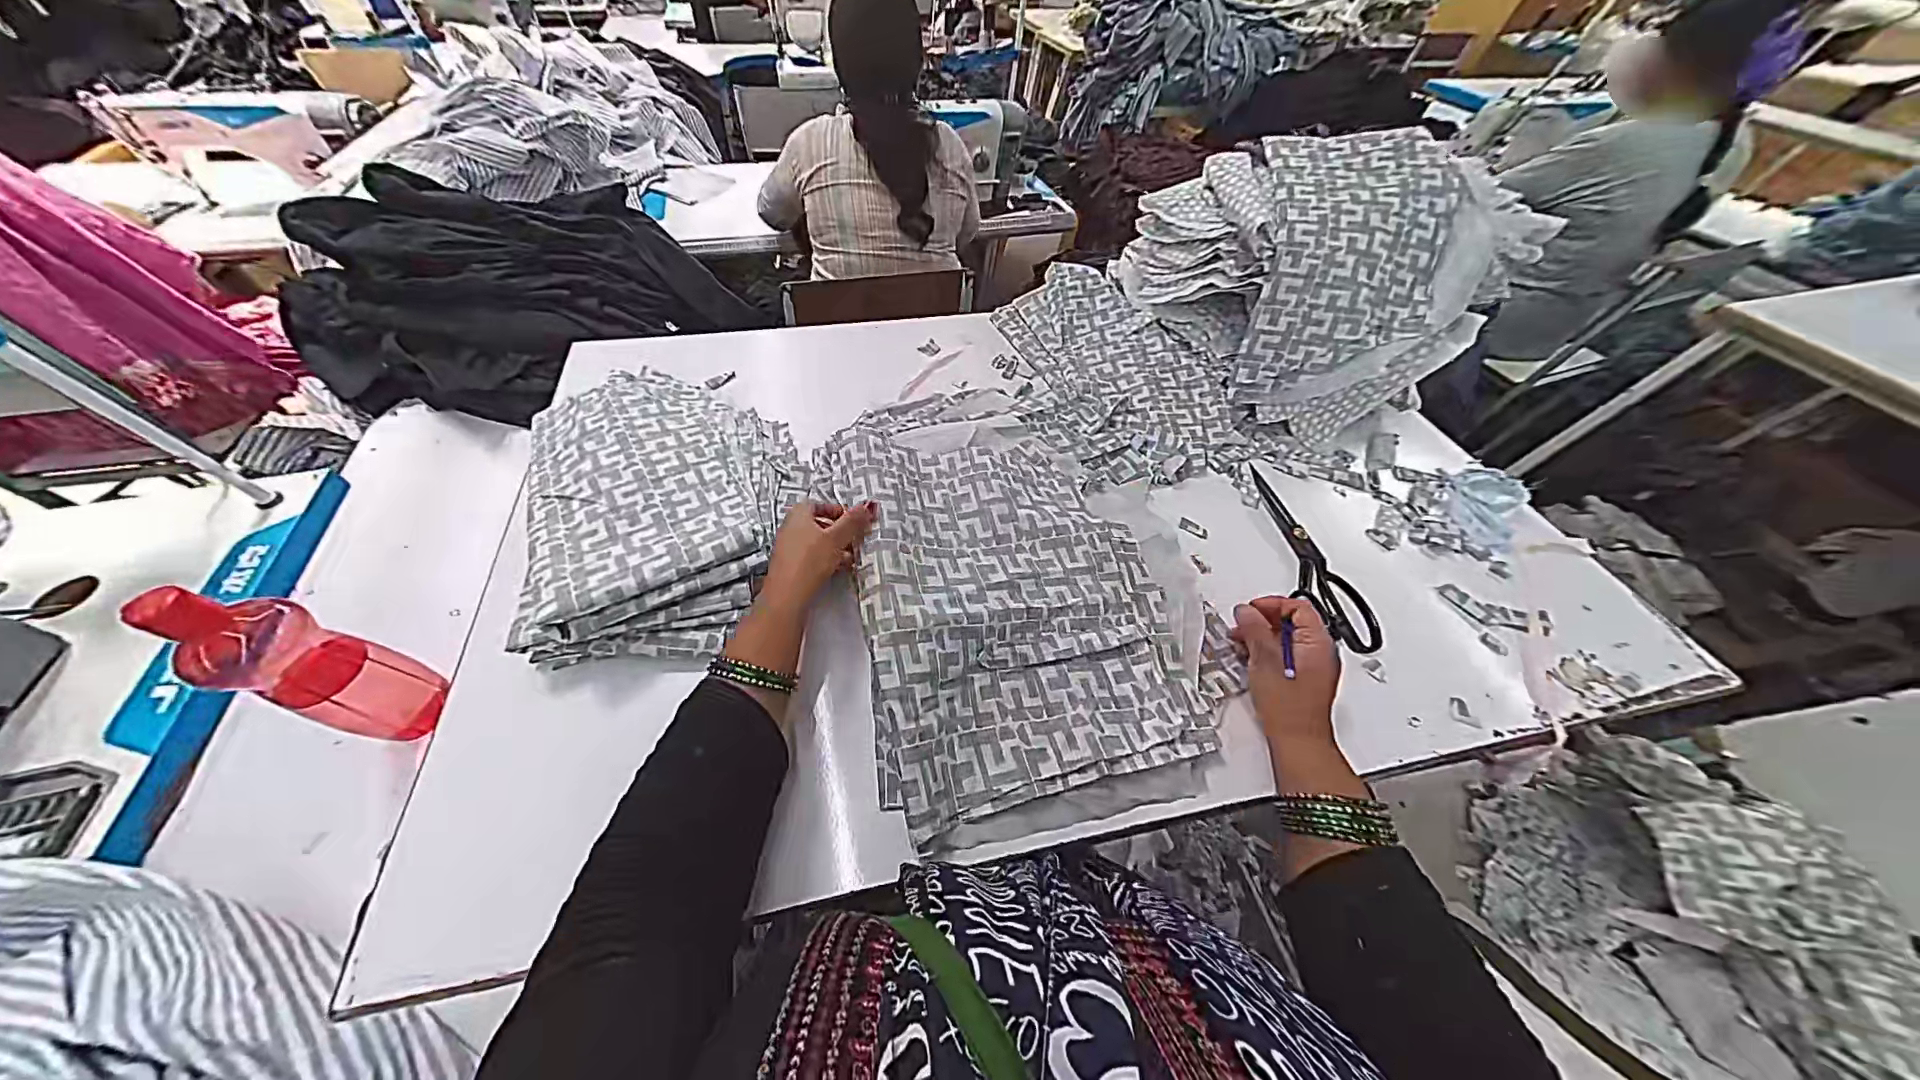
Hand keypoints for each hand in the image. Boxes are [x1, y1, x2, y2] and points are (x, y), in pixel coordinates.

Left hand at [759, 500, 877, 612]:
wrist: (787, 595)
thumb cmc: (809, 561)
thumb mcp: (836, 538)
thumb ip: (853, 521)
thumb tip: (868, 506)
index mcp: (798, 514)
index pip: (821, 504)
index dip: (839, 511)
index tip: (854, 520)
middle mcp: (791, 527)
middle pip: (821, 524)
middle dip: (841, 532)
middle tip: (856, 539)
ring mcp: (790, 547)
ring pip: (818, 542)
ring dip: (836, 547)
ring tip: (851, 557)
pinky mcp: (792, 565)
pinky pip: (813, 556)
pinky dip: (827, 559)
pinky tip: (838, 569)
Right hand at [1232, 596, 1339, 751]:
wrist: (1298, 741)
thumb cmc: (1289, 709)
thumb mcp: (1265, 661)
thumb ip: (1255, 631)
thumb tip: (1246, 612)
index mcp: (1317, 643)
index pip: (1297, 607)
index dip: (1270, 604)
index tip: (1250, 610)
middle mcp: (1320, 652)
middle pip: (1292, 621)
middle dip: (1263, 620)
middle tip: (1242, 626)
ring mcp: (1313, 666)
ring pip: (1286, 638)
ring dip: (1262, 636)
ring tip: (1241, 644)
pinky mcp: (1304, 679)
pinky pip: (1285, 655)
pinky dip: (1267, 652)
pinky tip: (1251, 660)